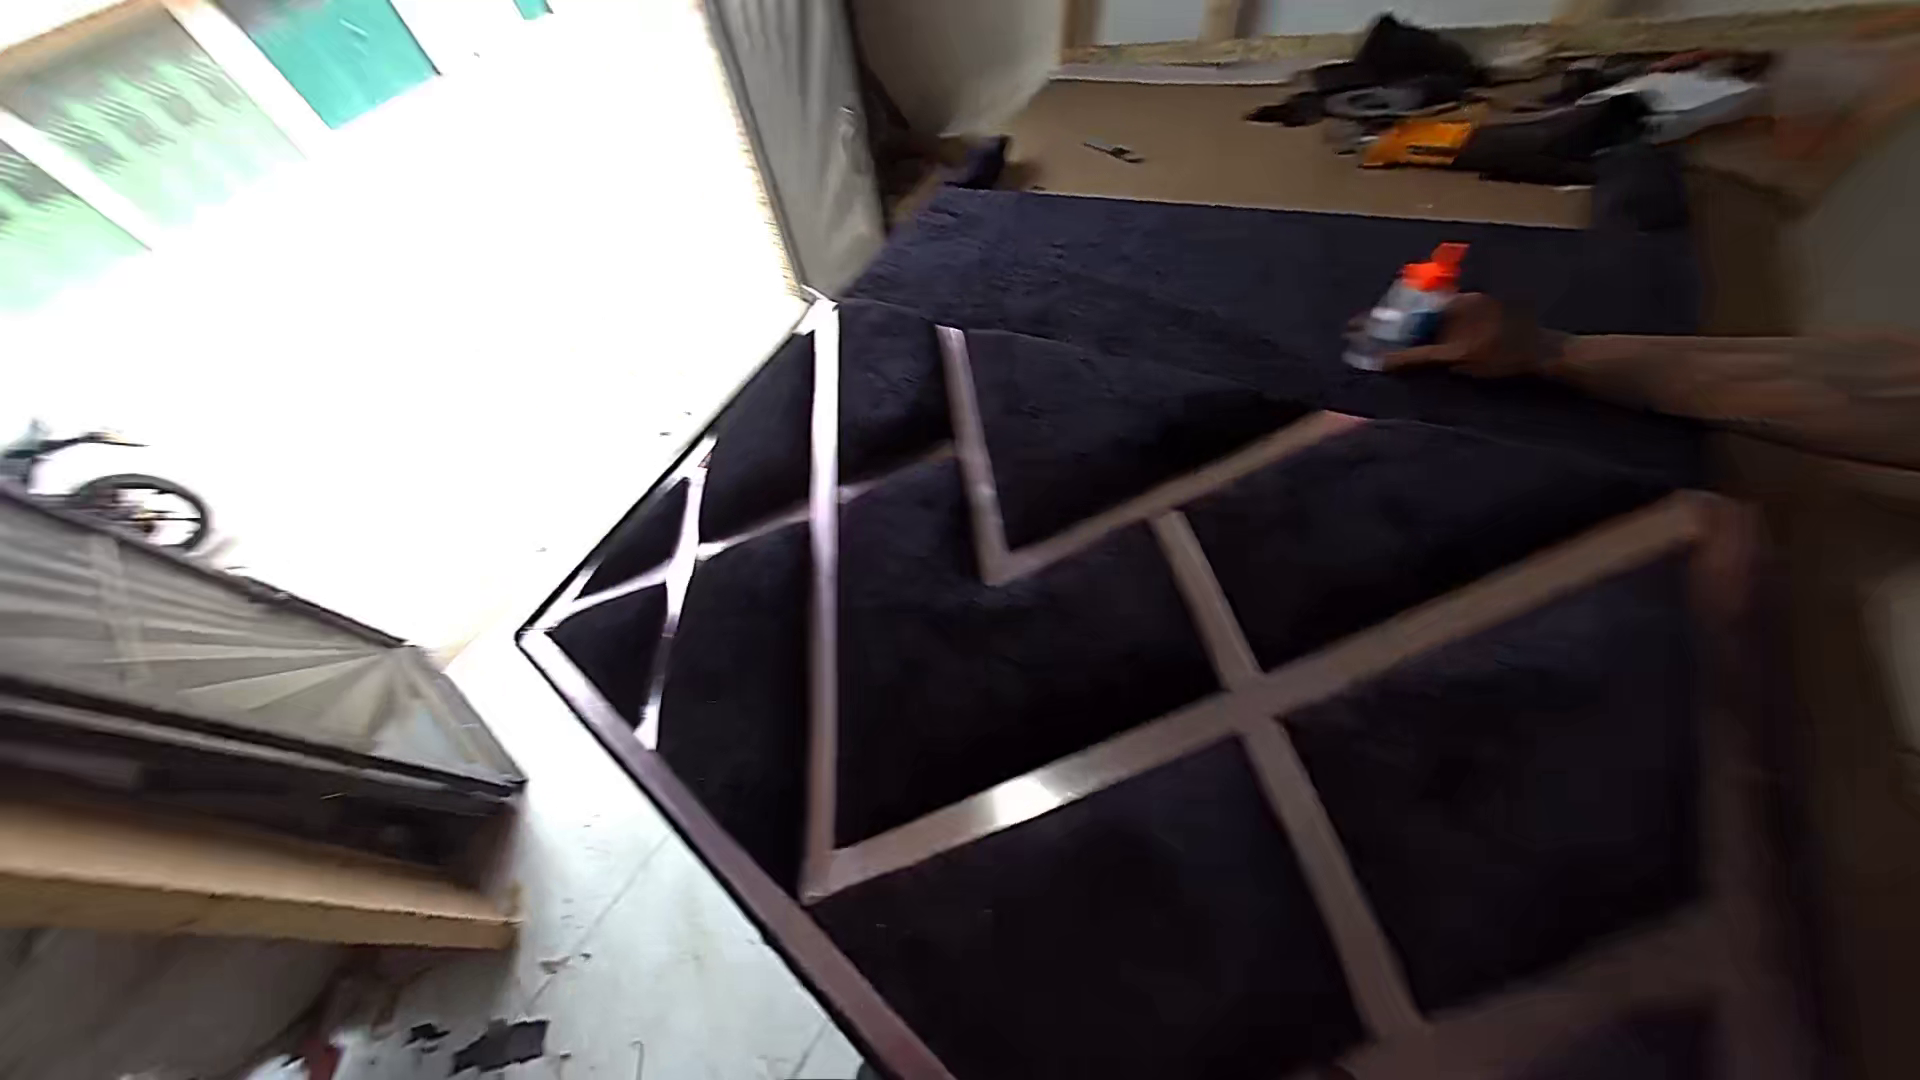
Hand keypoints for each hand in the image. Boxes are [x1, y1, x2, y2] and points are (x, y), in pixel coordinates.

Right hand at [1375, 293, 1548, 377]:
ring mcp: (1472, 309)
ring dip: (1404, 332)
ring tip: (1379, 344)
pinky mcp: (1479, 320)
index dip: (1381, 319)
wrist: (1547, 355)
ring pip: (1427, 320)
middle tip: (1360, 335)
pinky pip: (1441, 325)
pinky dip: (1423, 335)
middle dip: (1388, 324)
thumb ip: (1416, 359)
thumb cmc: (1503, 354)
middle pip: (1415, 312)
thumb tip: (1380, 362)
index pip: (1408, 309)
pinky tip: (1411, 348)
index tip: (1354, 325)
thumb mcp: (1455, 358)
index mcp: (1456, 303)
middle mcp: (1463, 300)